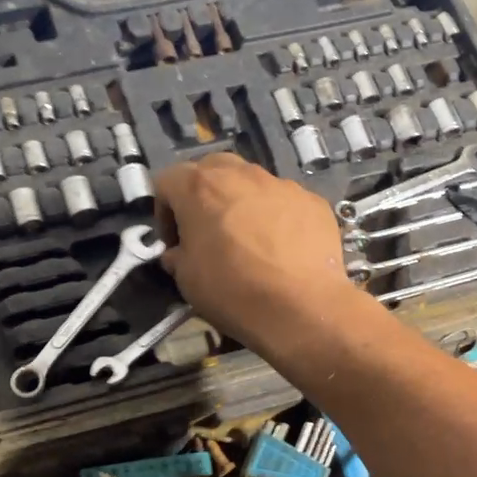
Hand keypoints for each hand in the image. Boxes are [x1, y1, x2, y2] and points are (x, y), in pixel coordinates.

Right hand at [153, 153, 363, 354]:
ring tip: (248, 241)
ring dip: (241, 204)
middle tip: (207, 231)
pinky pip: (284, 202)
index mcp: (200, 187)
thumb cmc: (232, 290)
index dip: (164, 212)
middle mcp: (240, 174)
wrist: (300, 306)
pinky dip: (276, 218)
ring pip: (251, 183)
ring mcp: (281, 184)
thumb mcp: (186, 279)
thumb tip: (179, 253)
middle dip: (203, 196)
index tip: (173, 242)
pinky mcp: (312, 201)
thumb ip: (178, 256)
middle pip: (212, 170)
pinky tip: (281, 249)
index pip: (168, 180)